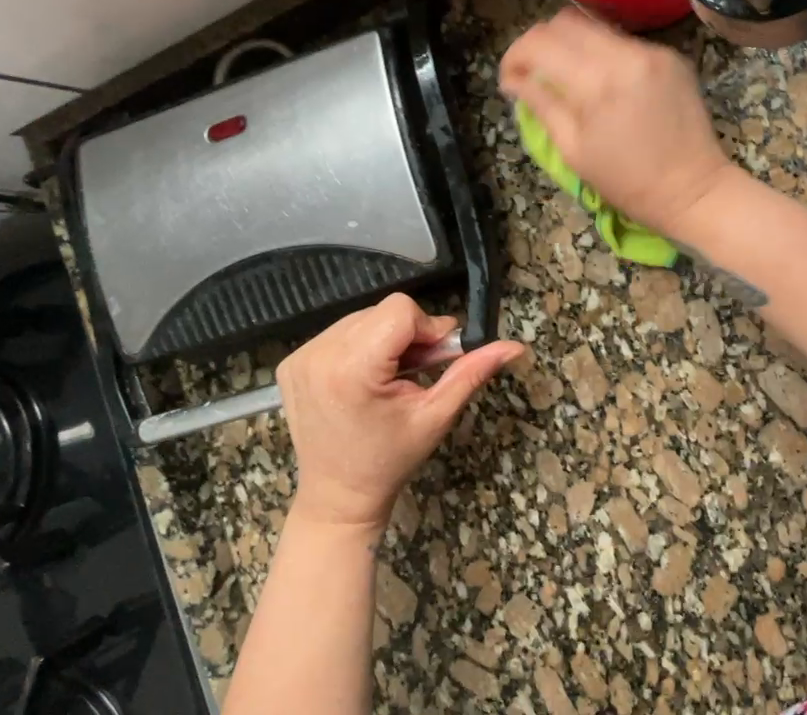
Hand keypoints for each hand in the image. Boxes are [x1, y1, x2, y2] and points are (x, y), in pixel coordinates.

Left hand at [276, 295, 524, 527]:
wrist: (338, 495)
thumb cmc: (391, 458)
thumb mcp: (436, 415)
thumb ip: (472, 372)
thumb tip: (516, 346)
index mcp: (352, 370)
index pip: (400, 310)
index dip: (427, 329)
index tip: (434, 360)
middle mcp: (318, 355)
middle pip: (382, 312)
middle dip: (408, 335)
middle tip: (417, 371)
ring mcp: (300, 357)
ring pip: (362, 318)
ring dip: (385, 339)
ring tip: (391, 377)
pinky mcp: (290, 362)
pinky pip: (340, 332)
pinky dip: (361, 346)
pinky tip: (365, 379)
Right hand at [499, 8, 738, 234]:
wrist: (695, 189)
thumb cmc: (629, 182)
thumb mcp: (574, 150)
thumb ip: (541, 104)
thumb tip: (513, 79)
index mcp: (598, 81)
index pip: (541, 41)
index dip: (515, 54)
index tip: (510, 77)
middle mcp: (627, 54)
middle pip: (567, 22)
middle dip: (541, 44)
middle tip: (534, 73)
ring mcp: (654, 52)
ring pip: (597, 28)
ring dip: (573, 47)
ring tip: (568, 79)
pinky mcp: (672, 57)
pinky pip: (626, 43)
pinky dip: (606, 56)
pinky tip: (607, 86)